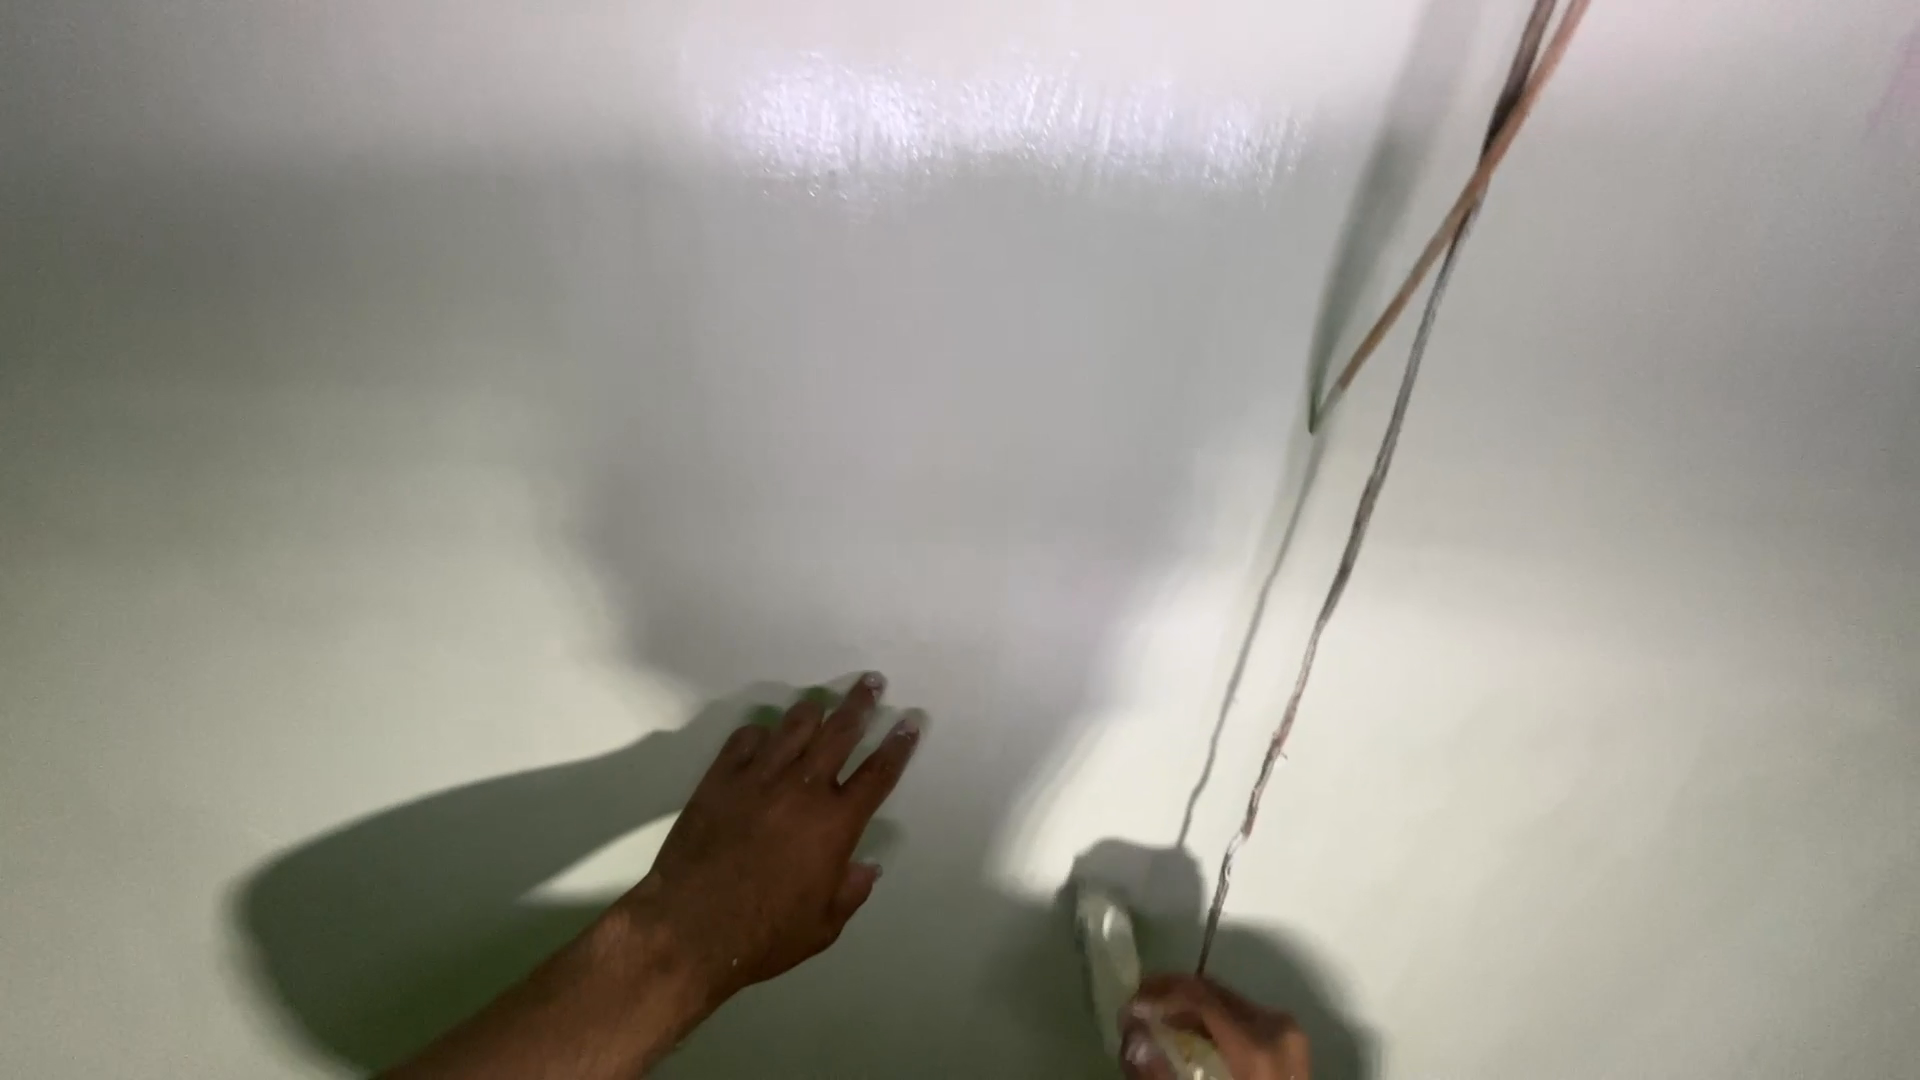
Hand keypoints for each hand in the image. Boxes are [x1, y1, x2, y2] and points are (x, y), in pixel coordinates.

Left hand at [618, 673, 921, 1007]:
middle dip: (860, 703)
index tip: (909, 722)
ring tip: (818, 704)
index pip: (878, 773)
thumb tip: (868, 868)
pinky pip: (745, 739)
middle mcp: (804, 788)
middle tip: (871, 682)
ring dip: (811, 710)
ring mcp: (760, 777)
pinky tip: (762, 738)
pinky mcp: (721, 778)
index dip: (898, 745)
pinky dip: (759, 733)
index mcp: (835, 823)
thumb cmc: (763, 935)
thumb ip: (850, 893)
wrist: (689, 930)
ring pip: (794, 725)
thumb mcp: (822, 927)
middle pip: (841, 731)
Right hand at [1121, 974, 1309, 1079]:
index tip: (1131, 1004)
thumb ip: (1159, 1076)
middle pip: (1210, 992)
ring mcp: (1286, 1033)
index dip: (1159, 993)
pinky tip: (1191, 1036)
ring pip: (1225, 1001)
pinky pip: (1241, 1016)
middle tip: (1140, 1008)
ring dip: (1189, 1007)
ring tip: (1160, 1021)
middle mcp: (1275, 1025)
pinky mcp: (1288, 1042)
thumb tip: (1130, 1036)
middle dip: (1171, 996)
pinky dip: (1212, 1020)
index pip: (1198, 995)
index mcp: (1256, 1045)